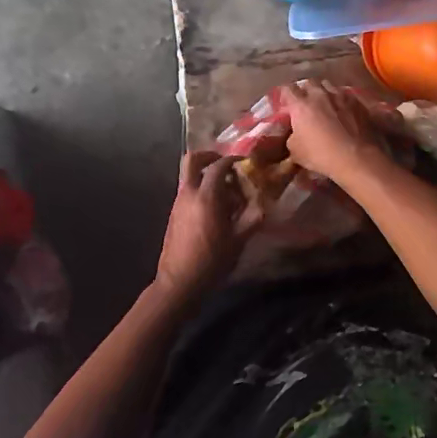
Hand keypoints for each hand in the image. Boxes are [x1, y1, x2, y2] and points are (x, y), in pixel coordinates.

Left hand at [154, 151, 259, 300]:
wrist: (180, 281)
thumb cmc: (212, 261)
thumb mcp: (239, 241)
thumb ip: (252, 218)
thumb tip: (262, 204)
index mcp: (206, 196)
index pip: (219, 166)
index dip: (233, 160)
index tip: (244, 162)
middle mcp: (189, 193)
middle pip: (192, 159)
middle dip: (209, 156)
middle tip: (226, 164)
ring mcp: (178, 202)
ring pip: (188, 175)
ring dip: (205, 174)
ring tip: (225, 190)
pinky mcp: (174, 213)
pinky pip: (187, 190)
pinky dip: (200, 188)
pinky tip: (214, 208)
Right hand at [281, 81, 390, 186]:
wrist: (354, 157)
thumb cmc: (319, 154)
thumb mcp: (295, 150)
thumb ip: (292, 136)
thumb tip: (295, 133)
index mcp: (300, 105)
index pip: (287, 89)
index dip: (285, 94)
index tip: (285, 101)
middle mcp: (319, 95)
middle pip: (309, 82)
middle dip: (305, 90)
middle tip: (305, 100)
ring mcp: (340, 96)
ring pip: (328, 85)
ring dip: (324, 91)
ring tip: (324, 101)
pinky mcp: (357, 102)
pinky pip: (345, 94)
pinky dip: (341, 99)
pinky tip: (342, 108)